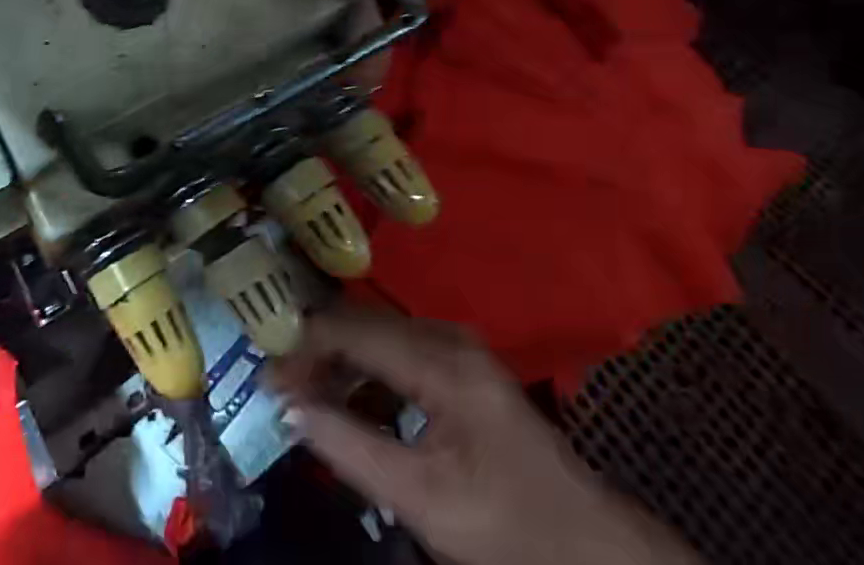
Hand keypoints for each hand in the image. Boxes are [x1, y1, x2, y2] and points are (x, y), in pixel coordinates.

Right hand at [270, 310, 701, 564]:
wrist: (596, 552)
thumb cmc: (510, 527)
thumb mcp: (422, 499)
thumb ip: (348, 447)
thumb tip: (285, 408)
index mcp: (442, 364)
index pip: (348, 329)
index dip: (299, 347)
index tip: (267, 379)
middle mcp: (447, 338)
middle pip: (357, 322)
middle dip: (311, 350)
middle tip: (278, 387)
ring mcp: (455, 347)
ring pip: (371, 331)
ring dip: (333, 359)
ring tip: (303, 395)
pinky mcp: (458, 363)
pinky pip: (391, 347)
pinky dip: (359, 368)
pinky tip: (345, 400)